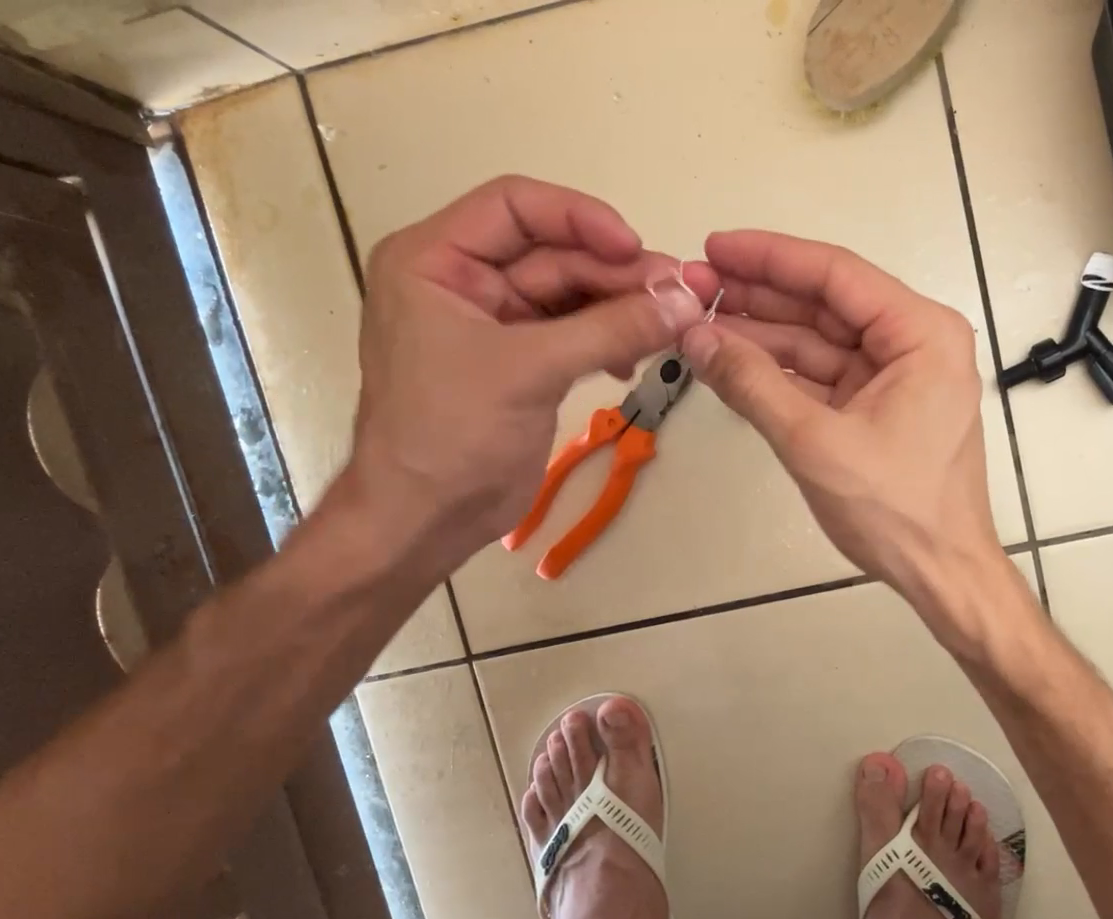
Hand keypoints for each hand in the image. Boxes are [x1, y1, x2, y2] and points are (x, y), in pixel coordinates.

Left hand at [341, 176, 717, 572]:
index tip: (635, 249)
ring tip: (670, 326)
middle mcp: (466, 281)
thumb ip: (610, 329)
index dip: (579, 217)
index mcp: (436, 260)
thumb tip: (686, 300)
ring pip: (573, 295)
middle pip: (555, 254)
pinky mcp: (525, 363)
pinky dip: (610, 341)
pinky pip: (577, 334)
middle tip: (679, 295)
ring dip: (622, 309)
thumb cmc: (451, 433)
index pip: (515, 207)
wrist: (426, 517)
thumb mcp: (530, 370)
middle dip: (616, 274)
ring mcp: (498, 324)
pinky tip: (634, 361)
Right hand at [680, 230, 1000, 604]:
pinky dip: (781, 372)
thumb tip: (694, 336)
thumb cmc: (896, 510)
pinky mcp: (881, 408)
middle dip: (759, 297)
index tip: (712, 249)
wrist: (942, 572)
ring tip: (699, 323)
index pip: (837, 274)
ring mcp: (899, 377)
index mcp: (922, 334)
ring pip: (821, 341)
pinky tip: (731, 361)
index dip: (769, 258)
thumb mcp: (816, 443)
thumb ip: (752, 383)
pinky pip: (825, 376)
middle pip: (827, 304)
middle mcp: (916, 344)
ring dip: (762, 335)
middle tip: (692, 288)